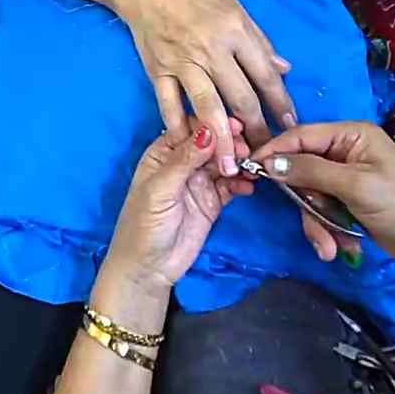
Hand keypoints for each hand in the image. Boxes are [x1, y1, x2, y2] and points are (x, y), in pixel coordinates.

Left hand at [99, 120, 253, 301]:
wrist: (148, 269)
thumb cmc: (143, 225)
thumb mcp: (160, 189)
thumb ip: (184, 160)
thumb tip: (208, 130)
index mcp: (164, 152)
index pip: (190, 128)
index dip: (212, 124)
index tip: (234, 125)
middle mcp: (184, 162)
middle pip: (212, 142)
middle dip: (230, 143)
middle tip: (246, 150)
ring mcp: (200, 181)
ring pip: (224, 162)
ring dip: (239, 161)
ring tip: (251, 167)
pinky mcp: (213, 200)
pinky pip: (231, 184)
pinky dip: (242, 181)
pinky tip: (249, 185)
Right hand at [118, 0, 297, 173]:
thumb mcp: (234, 7)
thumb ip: (259, 41)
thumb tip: (284, 69)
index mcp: (235, 32)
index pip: (264, 75)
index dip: (280, 103)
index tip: (291, 125)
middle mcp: (212, 51)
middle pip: (240, 97)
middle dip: (257, 130)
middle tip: (267, 156)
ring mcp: (183, 64)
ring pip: (207, 107)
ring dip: (222, 139)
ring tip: (231, 166)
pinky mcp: (158, 72)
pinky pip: (169, 105)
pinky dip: (178, 127)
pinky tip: (189, 148)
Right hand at [251, 121, 394, 269]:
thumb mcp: (355, 185)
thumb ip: (310, 171)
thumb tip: (269, 162)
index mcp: (350, 135)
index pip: (301, 135)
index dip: (275, 151)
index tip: (250, 167)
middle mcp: (345, 151)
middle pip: (301, 169)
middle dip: (305, 202)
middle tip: (311, 222)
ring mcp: (345, 178)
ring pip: (309, 195)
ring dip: (317, 222)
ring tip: (331, 245)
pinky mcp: (347, 202)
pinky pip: (322, 211)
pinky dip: (327, 230)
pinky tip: (340, 247)